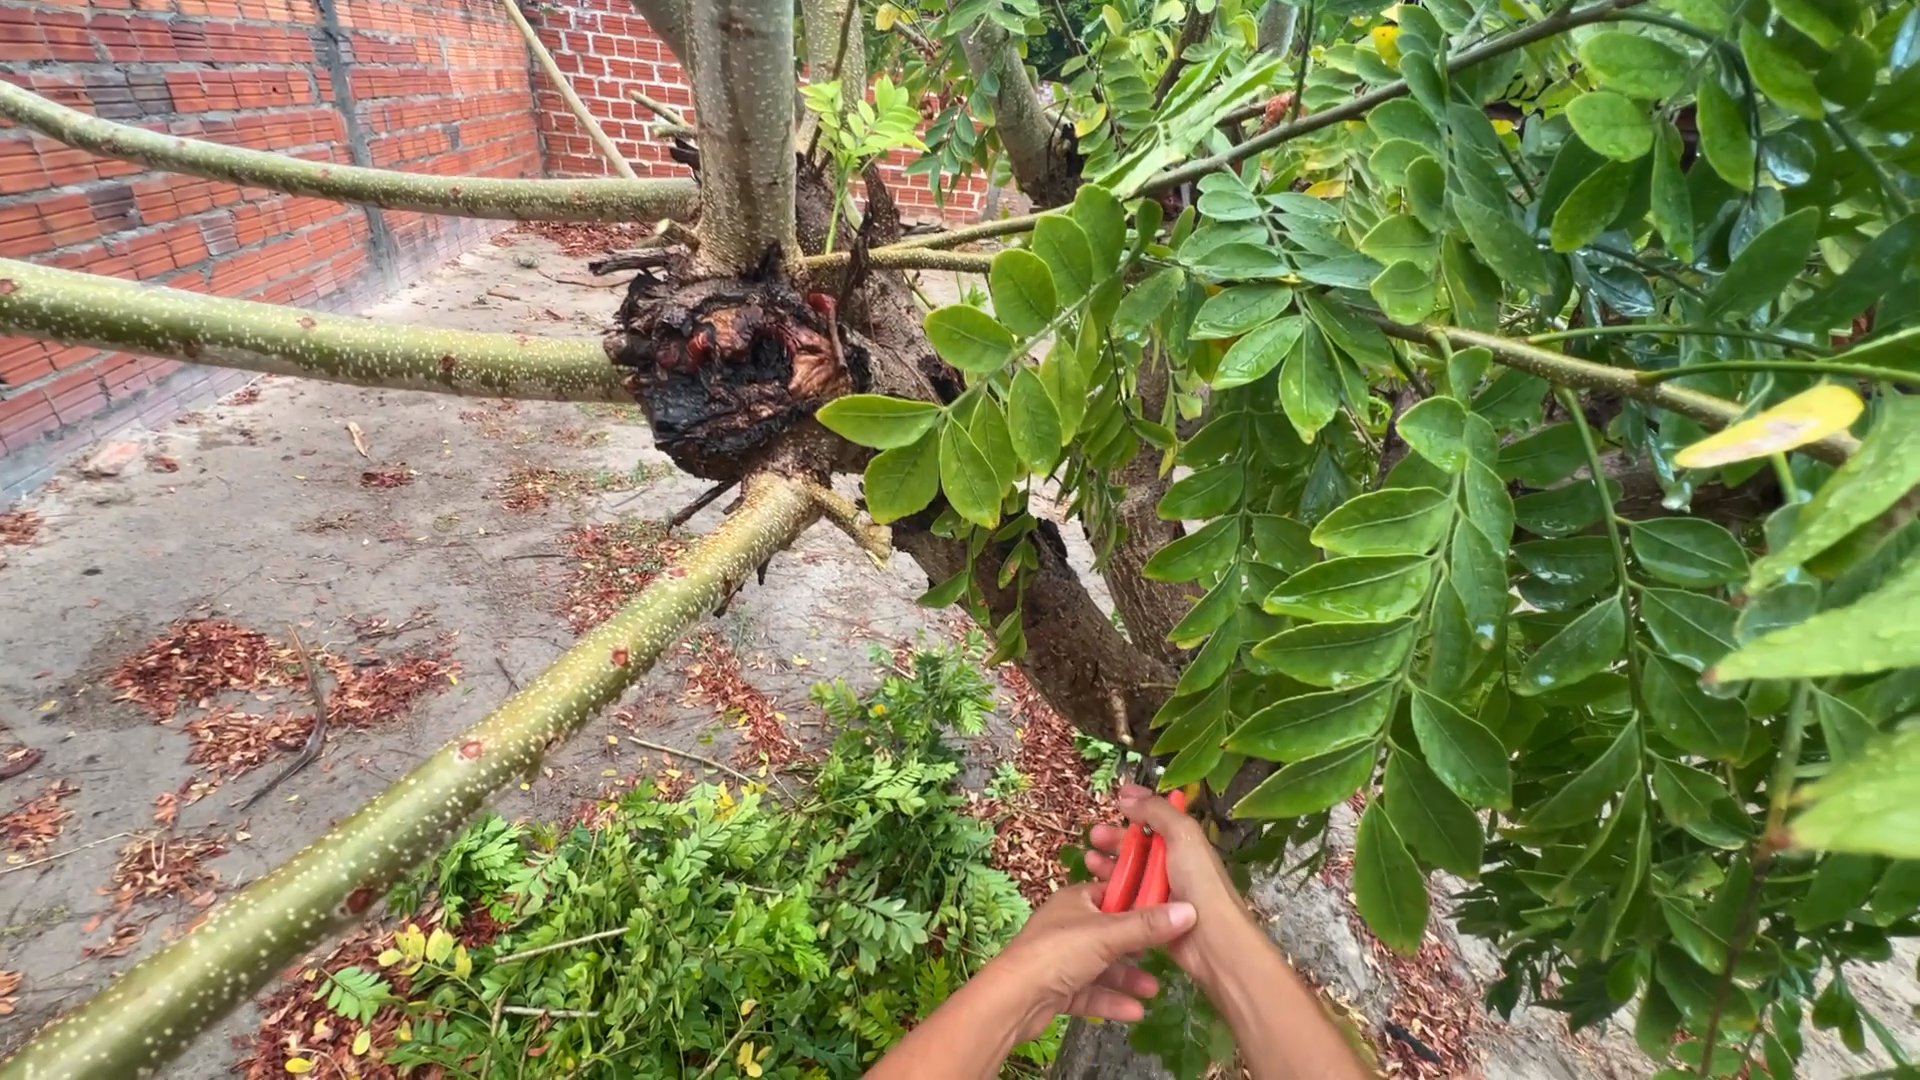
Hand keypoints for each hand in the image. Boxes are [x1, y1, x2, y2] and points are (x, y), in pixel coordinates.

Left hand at [987, 882, 1196, 1040]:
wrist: (1016, 997)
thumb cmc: (1059, 951)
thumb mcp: (1107, 934)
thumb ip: (1147, 926)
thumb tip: (1189, 910)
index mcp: (1075, 900)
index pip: (1112, 894)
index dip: (1138, 902)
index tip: (1168, 913)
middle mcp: (1068, 925)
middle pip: (1110, 933)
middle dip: (1136, 947)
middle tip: (1165, 956)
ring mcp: (1062, 958)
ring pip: (1101, 966)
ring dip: (1127, 978)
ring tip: (1155, 990)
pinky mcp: (1058, 988)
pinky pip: (1091, 992)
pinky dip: (1112, 1000)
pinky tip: (1136, 1011)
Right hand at [1083, 785, 1257, 991]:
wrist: (1213, 943)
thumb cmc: (1200, 883)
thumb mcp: (1183, 835)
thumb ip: (1156, 811)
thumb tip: (1127, 796)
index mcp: (1184, 841)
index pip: (1158, 816)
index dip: (1139, 804)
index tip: (1117, 797)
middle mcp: (1173, 863)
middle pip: (1138, 844)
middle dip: (1115, 837)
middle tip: (1095, 835)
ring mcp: (1161, 890)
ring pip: (1129, 870)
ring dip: (1108, 862)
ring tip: (1089, 860)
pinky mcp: (1150, 915)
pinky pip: (1126, 896)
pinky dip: (1110, 888)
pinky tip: (1095, 885)